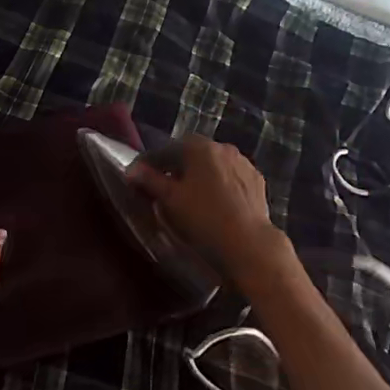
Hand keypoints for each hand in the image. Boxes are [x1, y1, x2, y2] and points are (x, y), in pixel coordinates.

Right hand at [125, 135, 287, 278]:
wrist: (248, 243)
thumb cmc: (203, 218)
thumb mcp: (169, 200)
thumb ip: (149, 181)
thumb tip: (132, 170)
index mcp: (198, 147)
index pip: (165, 150)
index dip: (148, 164)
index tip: (138, 178)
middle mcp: (222, 147)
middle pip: (190, 154)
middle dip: (174, 168)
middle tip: (162, 188)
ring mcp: (243, 163)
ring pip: (212, 165)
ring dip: (198, 175)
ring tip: (188, 196)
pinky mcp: (257, 180)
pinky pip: (229, 177)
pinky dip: (217, 185)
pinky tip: (213, 202)